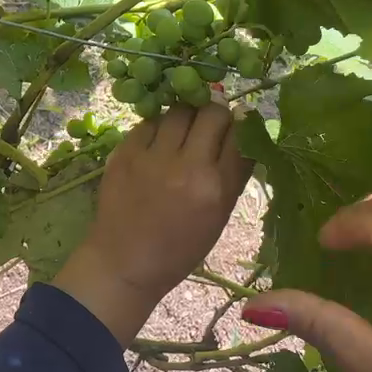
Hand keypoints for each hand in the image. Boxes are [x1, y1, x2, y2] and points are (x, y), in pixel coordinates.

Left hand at [53, 103, 251, 346]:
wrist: (125, 261)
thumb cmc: (178, 247)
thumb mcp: (219, 216)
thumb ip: (233, 175)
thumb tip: (246, 133)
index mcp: (216, 189)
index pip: (239, 136)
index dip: (241, 124)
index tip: (238, 123)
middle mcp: (187, 167)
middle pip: (211, 113)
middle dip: (215, 113)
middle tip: (210, 121)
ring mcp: (152, 157)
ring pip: (179, 110)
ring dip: (186, 115)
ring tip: (184, 129)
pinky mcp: (125, 151)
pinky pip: (149, 122)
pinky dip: (158, 126)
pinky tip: (158, 140)